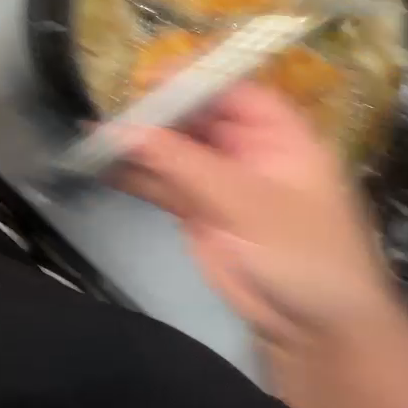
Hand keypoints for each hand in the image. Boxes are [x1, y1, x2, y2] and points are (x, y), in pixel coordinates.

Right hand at [113, 84, 403, 351]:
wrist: (316, 330)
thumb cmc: (303, 254)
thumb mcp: (246, 202)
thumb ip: (183, 163)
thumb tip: (125, 130)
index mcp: (278, 135)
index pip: (233, 89)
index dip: (191, 78)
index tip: (146, 77)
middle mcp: (246, 148)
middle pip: (193, 115)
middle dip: (152, 112)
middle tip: (108, 109)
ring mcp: (218, 179)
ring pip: (170, 149)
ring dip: (133, 143)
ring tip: (91, 135)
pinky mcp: (196, 208)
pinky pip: (158, 182)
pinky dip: (129, 174)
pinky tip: (97, 164)